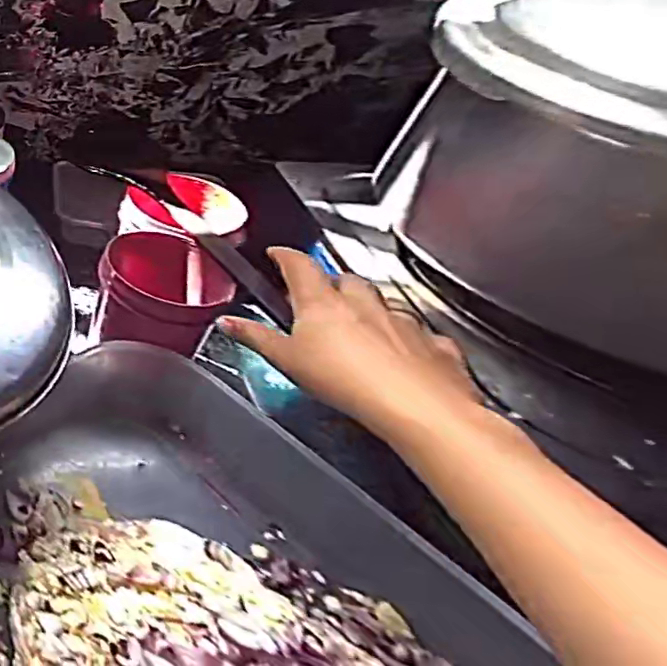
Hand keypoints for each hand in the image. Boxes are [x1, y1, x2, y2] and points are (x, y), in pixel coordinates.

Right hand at [218, 248, 482, 439]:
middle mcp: (364, 305)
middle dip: (332, 282)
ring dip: (371, 306)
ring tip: (360, 324)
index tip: (277, 254)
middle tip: (319, 297)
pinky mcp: (438, 347)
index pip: (299, 265)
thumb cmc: (351, 383)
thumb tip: (229, 322)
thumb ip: (255, 336)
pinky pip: (424, 332)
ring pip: (385, 302)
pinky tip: (405, 351)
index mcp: (322, 303)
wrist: (423, 412)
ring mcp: (405, 323)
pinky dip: (411, 336)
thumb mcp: (286, 359)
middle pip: (345, 279)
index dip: (285, 255)